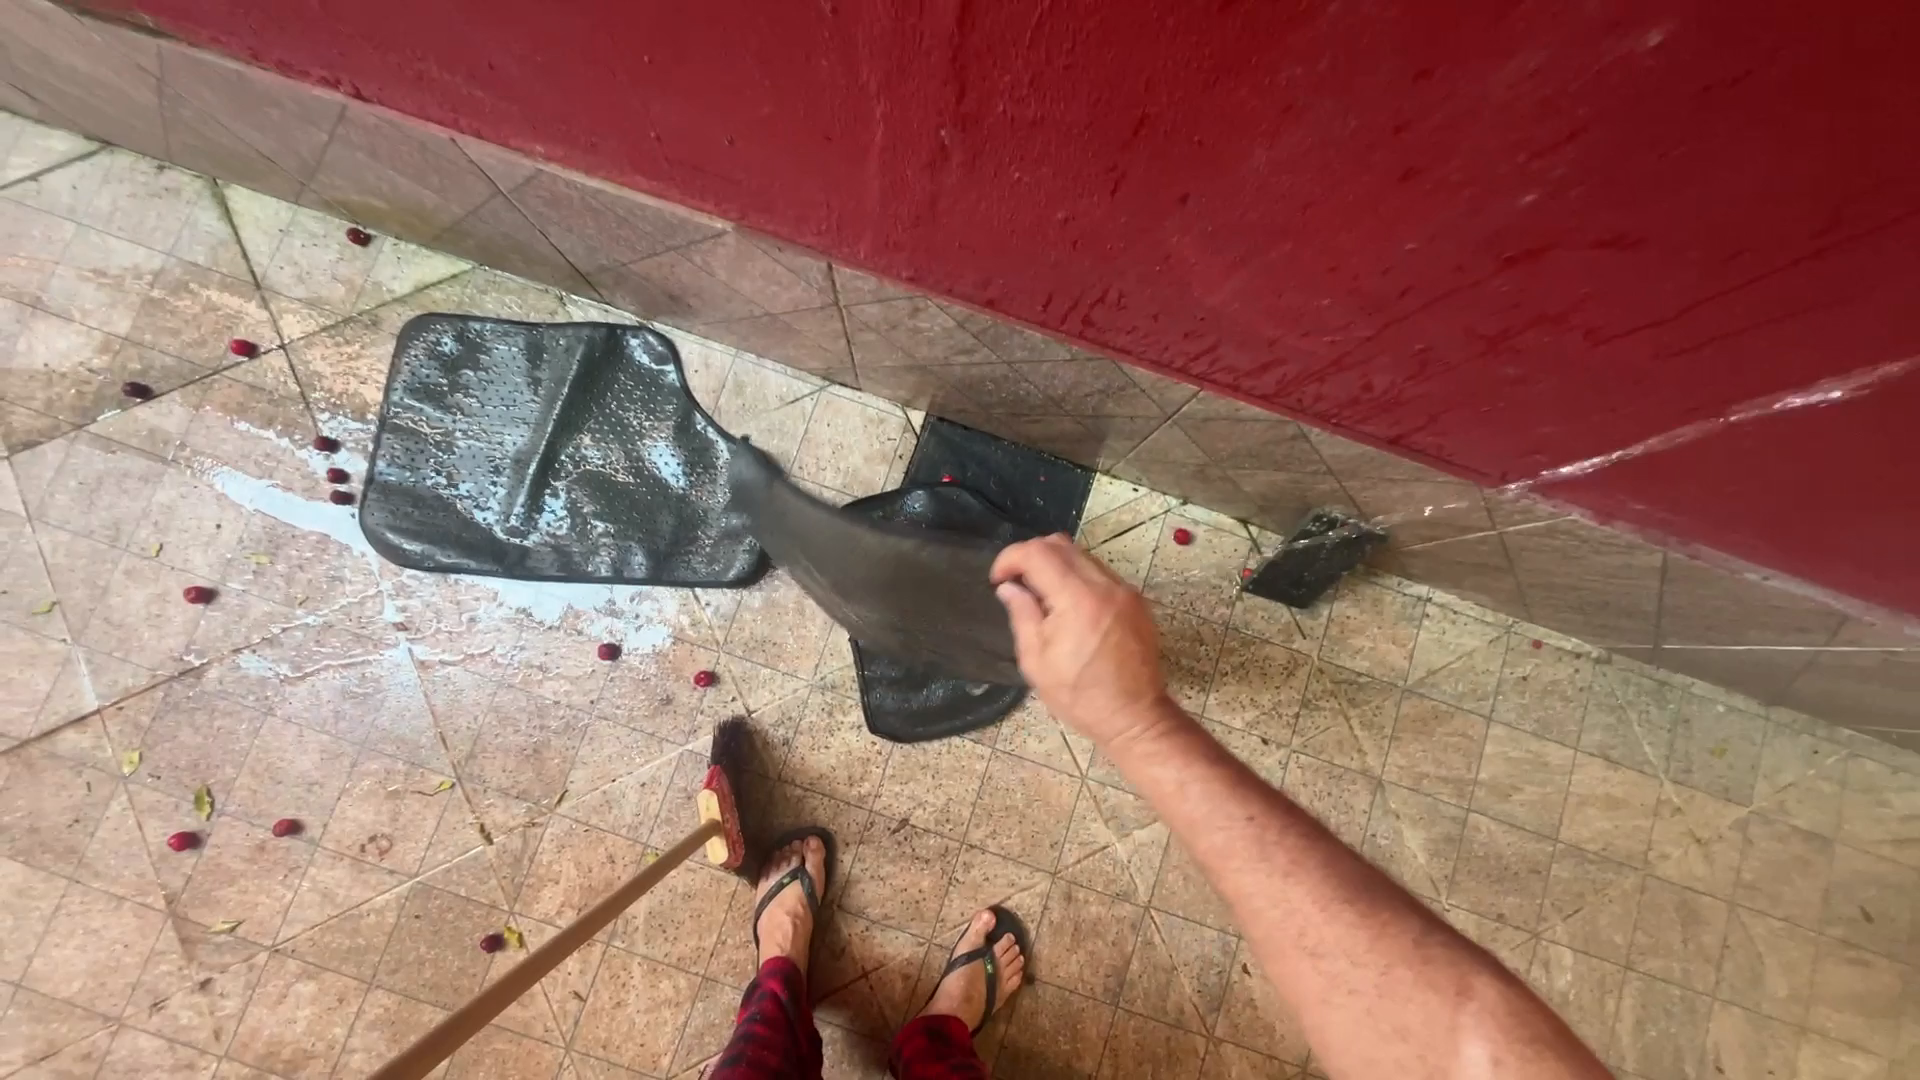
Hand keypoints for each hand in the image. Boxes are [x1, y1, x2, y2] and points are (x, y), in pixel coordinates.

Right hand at [990, 534, 1173, 748]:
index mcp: (1077, 599)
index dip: (1010, 558)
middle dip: (1030, 556)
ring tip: (1041, 596)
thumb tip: (1009, 587)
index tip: (998, 579)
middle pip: (1060, 544)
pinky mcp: (1135, 601)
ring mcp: (1124, 591)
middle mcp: (1105, 586)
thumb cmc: (1080, 696)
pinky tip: (1068, 606)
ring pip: (1081, 555)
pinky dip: (1077, 577)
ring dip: (1055, 565)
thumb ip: (1022, 614)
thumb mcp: (1036, 661)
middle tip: (1016, 583)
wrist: (1135, 717)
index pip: (1038, 552)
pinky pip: (1099, 573)